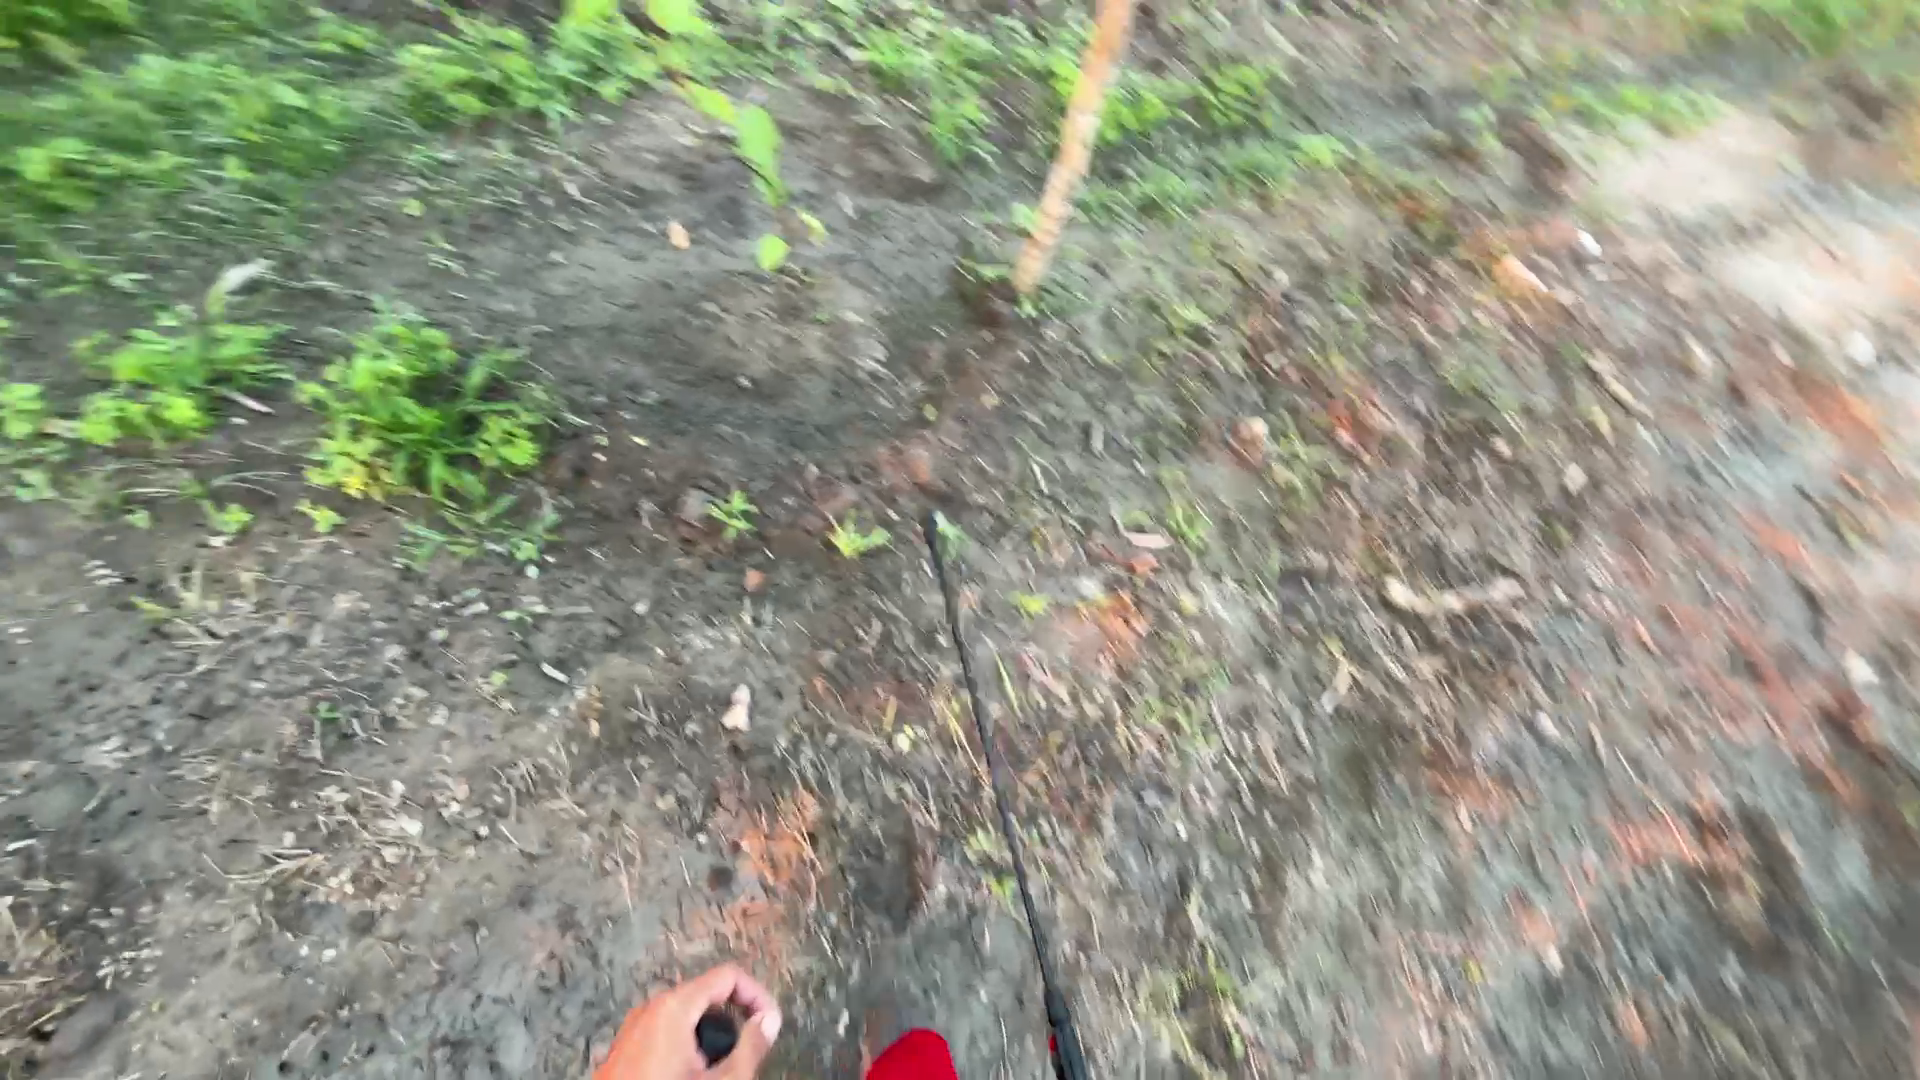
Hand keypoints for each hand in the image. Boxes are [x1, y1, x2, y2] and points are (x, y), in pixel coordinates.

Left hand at [595, 964, 781, 1079]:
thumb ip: (751, 1047)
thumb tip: (769, 1019)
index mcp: (674, 1007)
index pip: (728, 976)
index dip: (757, 996)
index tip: (770, 1026)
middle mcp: (650, 1010)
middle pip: (706, 998)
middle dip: (731, 1024)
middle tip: (745, 1059)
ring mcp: (631, 1033)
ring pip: (685, 1021)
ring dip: (709, 1043)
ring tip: (716, 1075)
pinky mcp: (620, 1057)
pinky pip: (663, 1039)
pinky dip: (684, 1052)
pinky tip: (689, 1079)